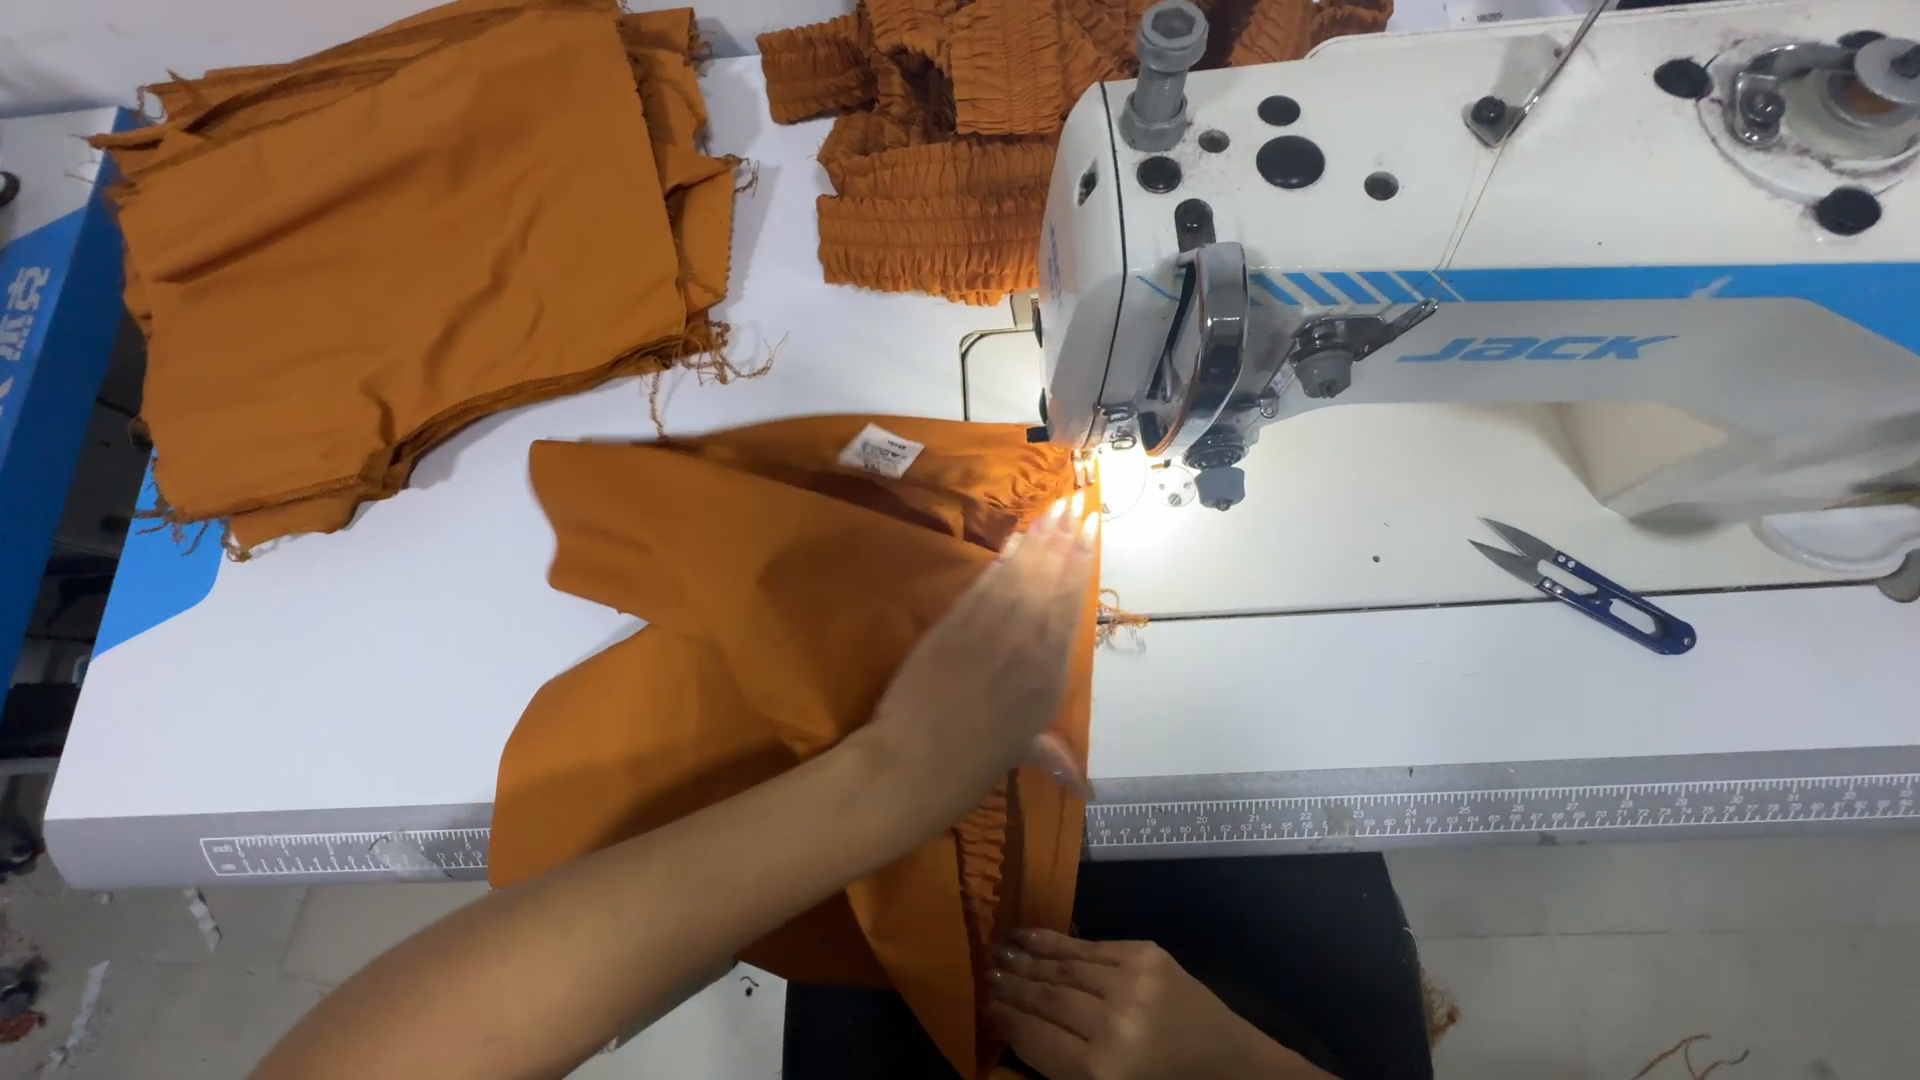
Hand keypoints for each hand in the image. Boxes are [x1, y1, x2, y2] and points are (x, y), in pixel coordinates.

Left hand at [862, 494, 1097, 815]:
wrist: (915, 763)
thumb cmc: (971, 765)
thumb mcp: (1020, 753)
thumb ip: (1050, 751)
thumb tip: (1080, 784)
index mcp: (1049, 676)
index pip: (1070, 608)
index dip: (1081, 567)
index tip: (1090, 533)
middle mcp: (1026, 645)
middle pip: (1049, 582)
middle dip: (1064, 539)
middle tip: (1074, 503)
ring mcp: (989, 631)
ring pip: (1020, 576)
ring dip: (1037, 540)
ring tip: (1052, 510)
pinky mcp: (954, 624)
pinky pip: (984, 586)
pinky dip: (1000, 561)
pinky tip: (1014, 541)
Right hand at [988, 929, 1332, 1079]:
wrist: (1237, 1070)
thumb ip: (1062, 1066)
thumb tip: (1014, 1026)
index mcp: (1103, 1074)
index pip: (1034, 1037)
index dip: (1003, 1018)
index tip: (980, 1003)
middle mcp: (1113, 1024)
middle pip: (1045, 998)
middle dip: (1009, 985)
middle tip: (981, 972)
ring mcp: (1132, 983)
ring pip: (1063, 966)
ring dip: (1025, 958)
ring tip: (997, 950)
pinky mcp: (1147, 954)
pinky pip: (1090, 946)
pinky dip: (1056, 941)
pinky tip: (1030, 936)